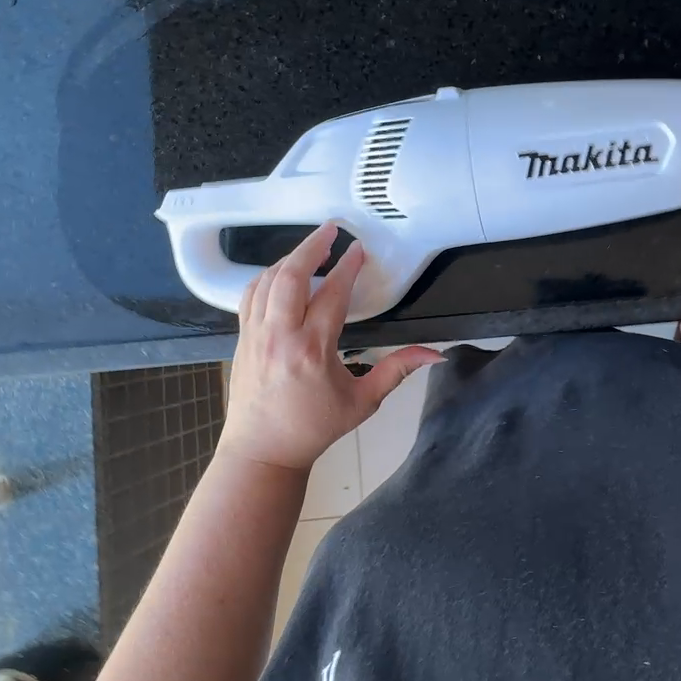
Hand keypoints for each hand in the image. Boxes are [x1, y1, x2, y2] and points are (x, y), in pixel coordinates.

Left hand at [221, 224, 442, 471]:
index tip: (359, 249)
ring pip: (266, 281)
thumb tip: (437, 354)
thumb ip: (398, 370)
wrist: (262, 451)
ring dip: (289, 258)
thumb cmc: (315, 428)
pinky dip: (266, 277)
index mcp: (312, 350)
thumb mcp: (363, 401)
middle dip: (311, 247)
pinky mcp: (242, 339)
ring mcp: (256, 335)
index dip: (347, 268)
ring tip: (312, 247)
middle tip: (331, 229)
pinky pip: (250, 296)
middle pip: (290, 277)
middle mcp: (280, 337)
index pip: (331, 295)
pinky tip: (282, 272)